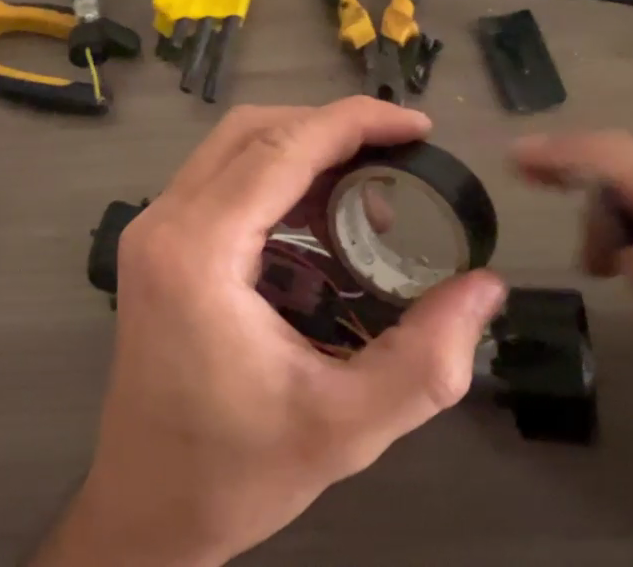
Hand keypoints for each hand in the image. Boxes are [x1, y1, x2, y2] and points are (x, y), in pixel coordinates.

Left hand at [34, 99, 505, 566]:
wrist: (147, 509)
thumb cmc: (237, 470)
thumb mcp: (348, 425)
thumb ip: (427, 358)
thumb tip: (486, 286)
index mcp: (198, 252)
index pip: (282, 148)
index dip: (355, 124)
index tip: (419, 128)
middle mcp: (164, 222)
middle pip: (253, 131)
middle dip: (331, 130)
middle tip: (401, 159)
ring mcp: (152, 231)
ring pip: (233, 149)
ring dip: (304, 153)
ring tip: (372, 195)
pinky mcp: (156, 247)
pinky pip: (221, 181)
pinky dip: (276, 181)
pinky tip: (324, 223)